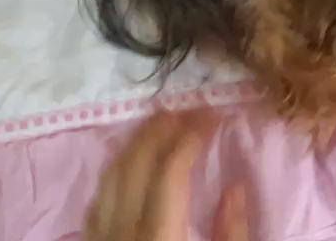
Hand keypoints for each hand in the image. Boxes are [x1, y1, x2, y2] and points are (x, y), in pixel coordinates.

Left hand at [86, 108, 250, 240]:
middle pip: (137, 159)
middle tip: (192, 107)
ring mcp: (100, 235)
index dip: (194, 134)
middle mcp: (122, 229)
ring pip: (112, 170)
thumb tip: (236, 187)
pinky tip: (134, 159)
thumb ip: (231, 234)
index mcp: (158, 236)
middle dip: (165, 124)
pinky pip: (99, 194)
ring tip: (164, 121)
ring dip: (138, 139)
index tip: (215, 114)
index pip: (171, 169)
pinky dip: (118, 166)